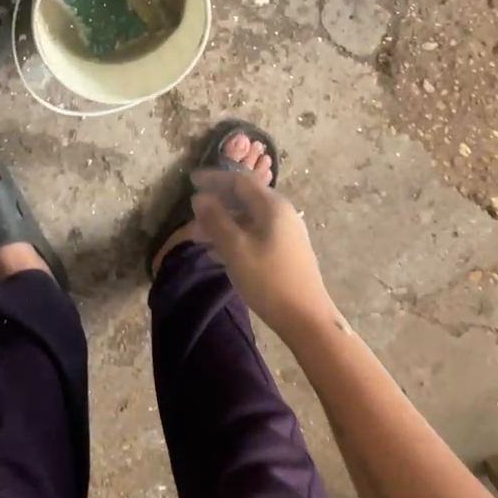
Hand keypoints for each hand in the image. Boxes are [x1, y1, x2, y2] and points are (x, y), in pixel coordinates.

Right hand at [190, 168, 335, 333]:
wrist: (307, 319)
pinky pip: (254, 234)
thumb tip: (199, 198)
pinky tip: (216, 254)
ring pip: (247, 219)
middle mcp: (281, 213)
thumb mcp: (236, 248)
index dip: (213, 177)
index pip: (239, 180)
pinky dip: (234, 237)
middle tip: (192, 215)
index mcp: (272, 206)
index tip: (190, 181)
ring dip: (222, 223)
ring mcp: (285, 233)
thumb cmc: (269, 280)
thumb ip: (216, 219)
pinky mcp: (284, 251)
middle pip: (244, 198)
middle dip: (216, 204)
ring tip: (197, 237)